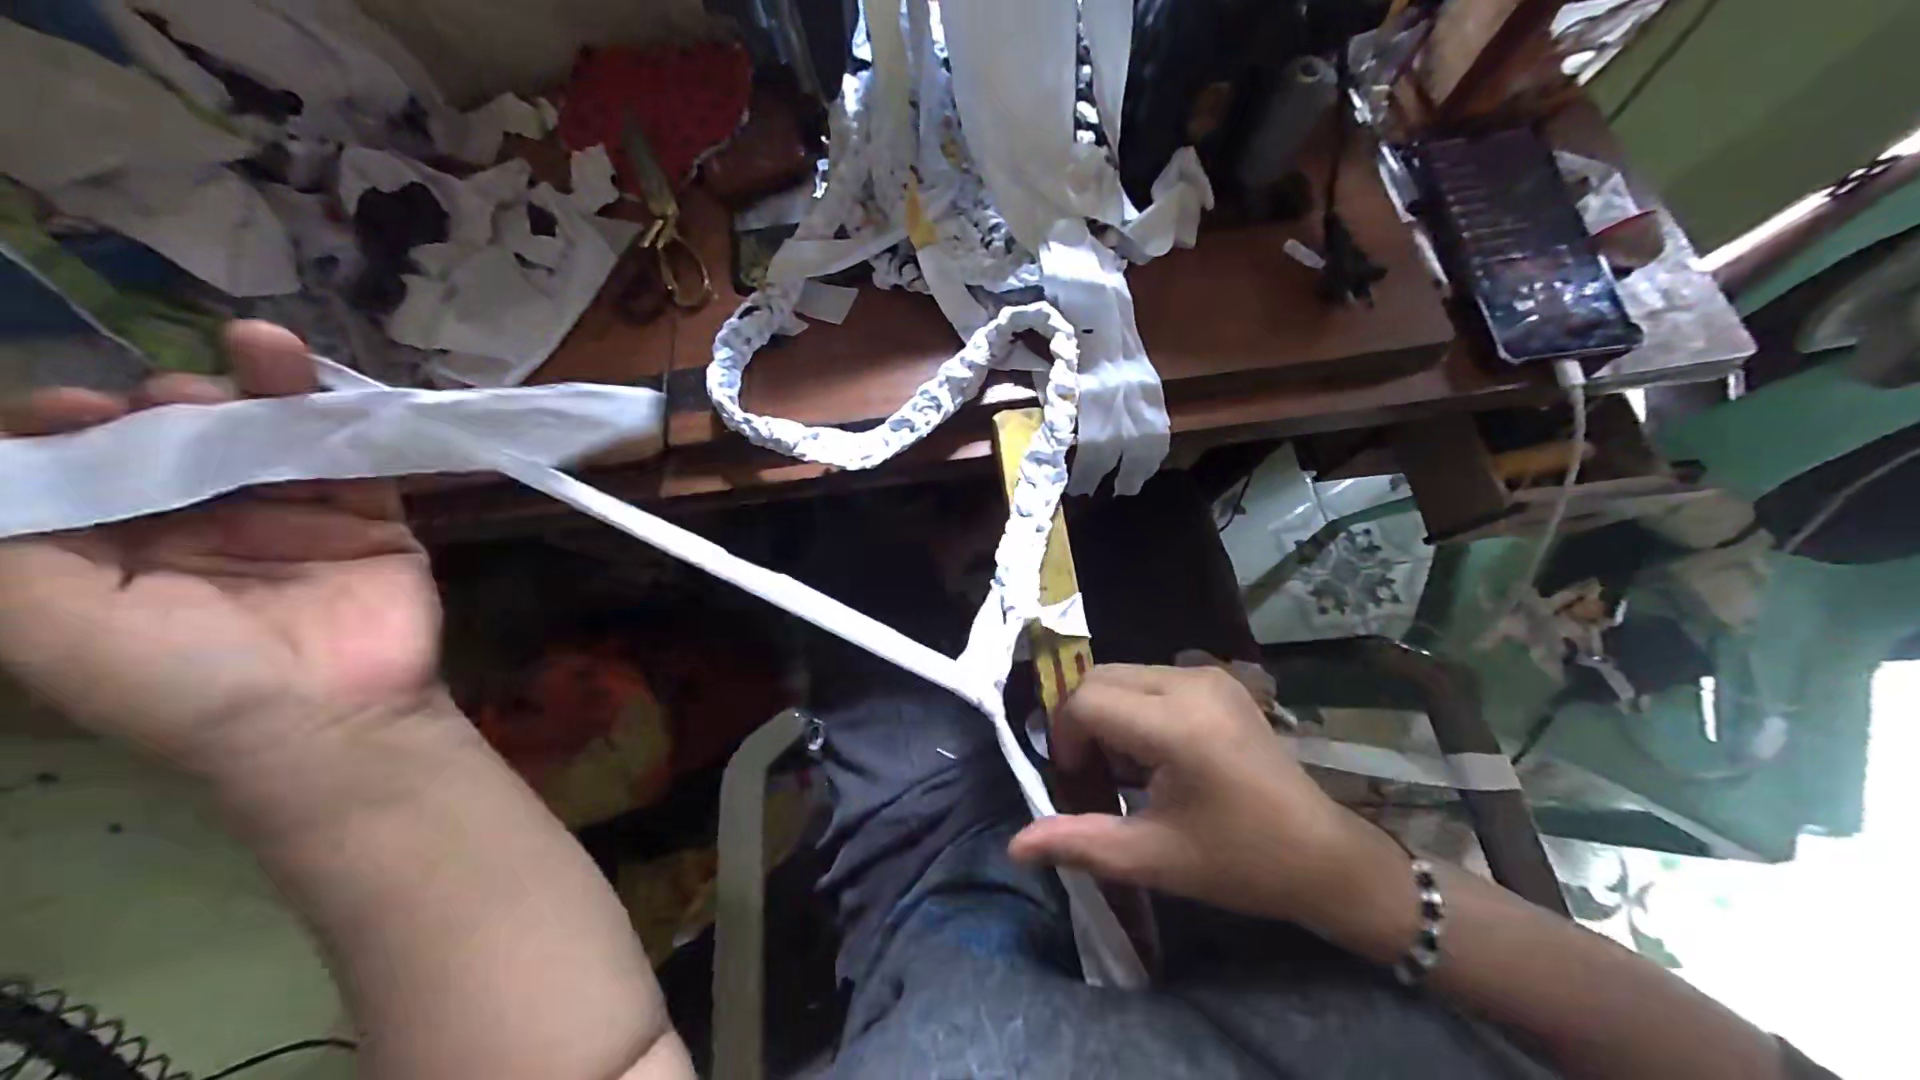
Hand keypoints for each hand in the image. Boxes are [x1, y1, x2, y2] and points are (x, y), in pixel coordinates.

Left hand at [0, 322, 443, 779]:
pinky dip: (337, 416)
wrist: (328, 716)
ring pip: (275, 438)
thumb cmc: (180, 676)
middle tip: (174, 402)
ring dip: (261, 387)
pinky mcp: (373, 518)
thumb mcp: (45, 616)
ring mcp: (300, 519)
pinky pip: (353, 459)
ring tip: (255, 343)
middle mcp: (210, 525)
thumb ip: (15, 526)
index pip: (95, 464)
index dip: (76, 424)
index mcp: (124, 548)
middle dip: (174, 406)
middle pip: (189, 440)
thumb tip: (25, 432)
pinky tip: (307, 373)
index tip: (76, 409)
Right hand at [1009, 664, 1404, 935]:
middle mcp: (1190, 683)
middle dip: (1079, 722)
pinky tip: (1152, 750)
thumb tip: (1015, 845)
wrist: (1323, 855)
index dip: (1065, 739)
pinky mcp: (1217, 679)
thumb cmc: (1239, 862)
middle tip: (1093, 774)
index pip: (1086, 702)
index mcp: (1177, 725)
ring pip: (1121, 674)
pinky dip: (1131, 707)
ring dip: (1105, 713)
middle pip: (1098, 678)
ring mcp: (1207, 675)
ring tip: (1124, 767)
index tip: (1079, 783)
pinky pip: (1149, 678)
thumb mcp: (1153, 859)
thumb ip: (1079, 843)